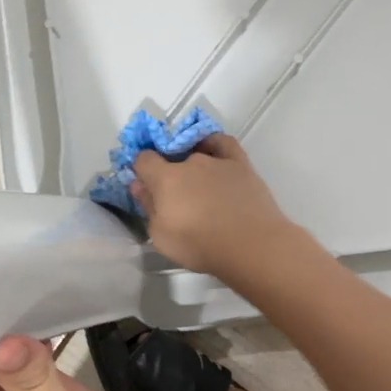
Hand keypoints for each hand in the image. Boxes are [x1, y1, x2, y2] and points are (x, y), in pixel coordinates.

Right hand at [131, 135, 298, 276]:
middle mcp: (190, 162)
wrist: (251, 246)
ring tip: (200, 188)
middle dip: (169, 173)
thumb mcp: (161, 237)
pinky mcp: (240, 163)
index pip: (144, 160)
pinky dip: (214, 145)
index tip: (145, 186)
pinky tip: (213, 154)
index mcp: (166, 179)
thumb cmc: (201, 246)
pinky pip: (222, 143)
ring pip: (196, 153)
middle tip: (177, 199)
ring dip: (192, 166)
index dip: (141, 171)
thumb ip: (148, 207)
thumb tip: (138, 185)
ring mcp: (217, 160)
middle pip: (171, 158)